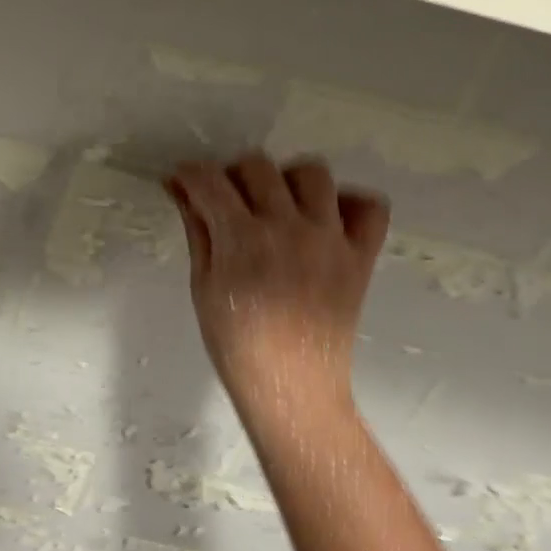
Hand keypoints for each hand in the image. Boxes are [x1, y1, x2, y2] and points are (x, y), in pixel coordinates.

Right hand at [165, 154, 389, 417]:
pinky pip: (369, 206)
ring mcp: (330, 238)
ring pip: (312, 172)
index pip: (209, 180)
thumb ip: (197, 230)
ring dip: (286, 179)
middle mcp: (288, 227)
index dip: (189, 174)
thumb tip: (180, 190)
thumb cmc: (234, 340)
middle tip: (225, 199)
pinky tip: (323, 218)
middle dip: (232, 174)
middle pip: (258, 165)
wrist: (291, 385)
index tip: (182, 182)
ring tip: (275, 204)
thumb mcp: (203, 284)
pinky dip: (346, 202)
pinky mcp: (361, 254)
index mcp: (242, 238)